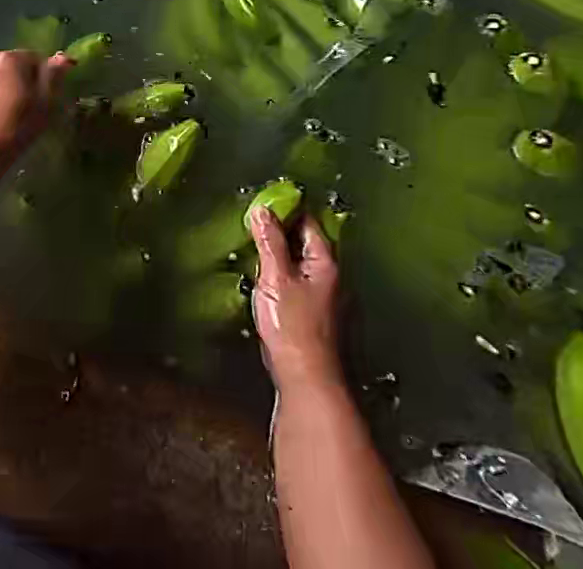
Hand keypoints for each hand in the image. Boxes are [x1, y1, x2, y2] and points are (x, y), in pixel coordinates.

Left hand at [0, 50, 70, 170]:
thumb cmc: (18, 128)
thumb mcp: (45, 103)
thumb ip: (53, 75)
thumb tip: (63, 57)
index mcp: (10, 59)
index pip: (34, 58)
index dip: (43, 78)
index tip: (43, 98)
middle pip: (13, 65)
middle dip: (21, 80)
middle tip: (27, 107)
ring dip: (3, 86)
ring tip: (6, 113)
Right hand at [249, 209, 341, 393]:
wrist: (305, 378)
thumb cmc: (293, 326)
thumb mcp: (276, 277)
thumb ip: (269, 242)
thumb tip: (262, 211)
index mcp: (325, 263)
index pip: (307, 223)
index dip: (286, 211)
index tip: (262, 205)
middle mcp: (329, 277)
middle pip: (304, 242)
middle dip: (280, 232)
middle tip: (252, 225)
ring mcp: (322, 297)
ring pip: (299, 264)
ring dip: (279, 255)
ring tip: (254, 250)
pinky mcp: (311, 315)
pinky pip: (295, 283)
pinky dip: (280, 275)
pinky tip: (263, 281)